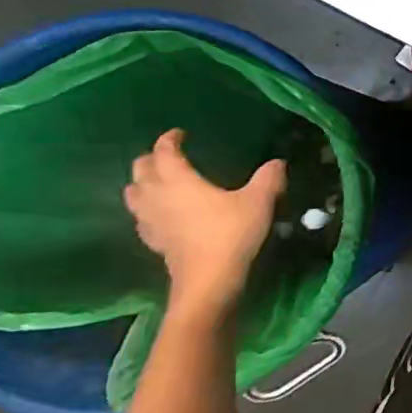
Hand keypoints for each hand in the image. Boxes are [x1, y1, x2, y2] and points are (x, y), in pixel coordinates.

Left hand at [124, 129, 285, 309]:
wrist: (208, 279)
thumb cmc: (231, 233)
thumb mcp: (259, 202)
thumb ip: (268, 178)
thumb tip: (277, 162)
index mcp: (178, 179)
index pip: (164, 150)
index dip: (170, 138)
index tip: (180, 133)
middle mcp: (156, 194)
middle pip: (141, 169)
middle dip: (153, 158)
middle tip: (170, 156)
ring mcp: (149, 219)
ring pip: (133, 192)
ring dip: (143, 182)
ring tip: (159, 182)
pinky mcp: (151, 239)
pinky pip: (140, 216)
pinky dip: (147, 208)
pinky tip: (162, 214)